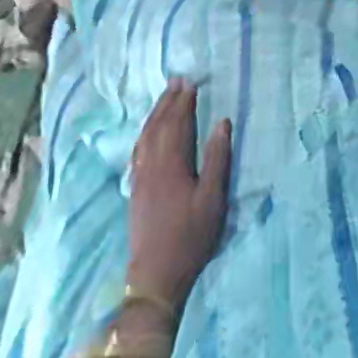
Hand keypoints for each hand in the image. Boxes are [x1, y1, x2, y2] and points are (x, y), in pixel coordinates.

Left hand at [125, 80, 232, 309]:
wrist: (155, 275)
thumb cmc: (190, 236)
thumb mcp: (213, 199)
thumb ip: (217, 159)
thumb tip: (222, 123)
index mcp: (171, 165)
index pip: (177, 124)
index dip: (183, 102)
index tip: (190, 82)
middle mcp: (151, 166)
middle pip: (158, 126)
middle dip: (168, 102)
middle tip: (177, 81)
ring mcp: (140, 178)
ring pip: (145, 137)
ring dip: (155, 114)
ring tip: (164, 98)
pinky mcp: (135, 190)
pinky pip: (138, 150)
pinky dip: (145, 133)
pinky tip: (148, 132)